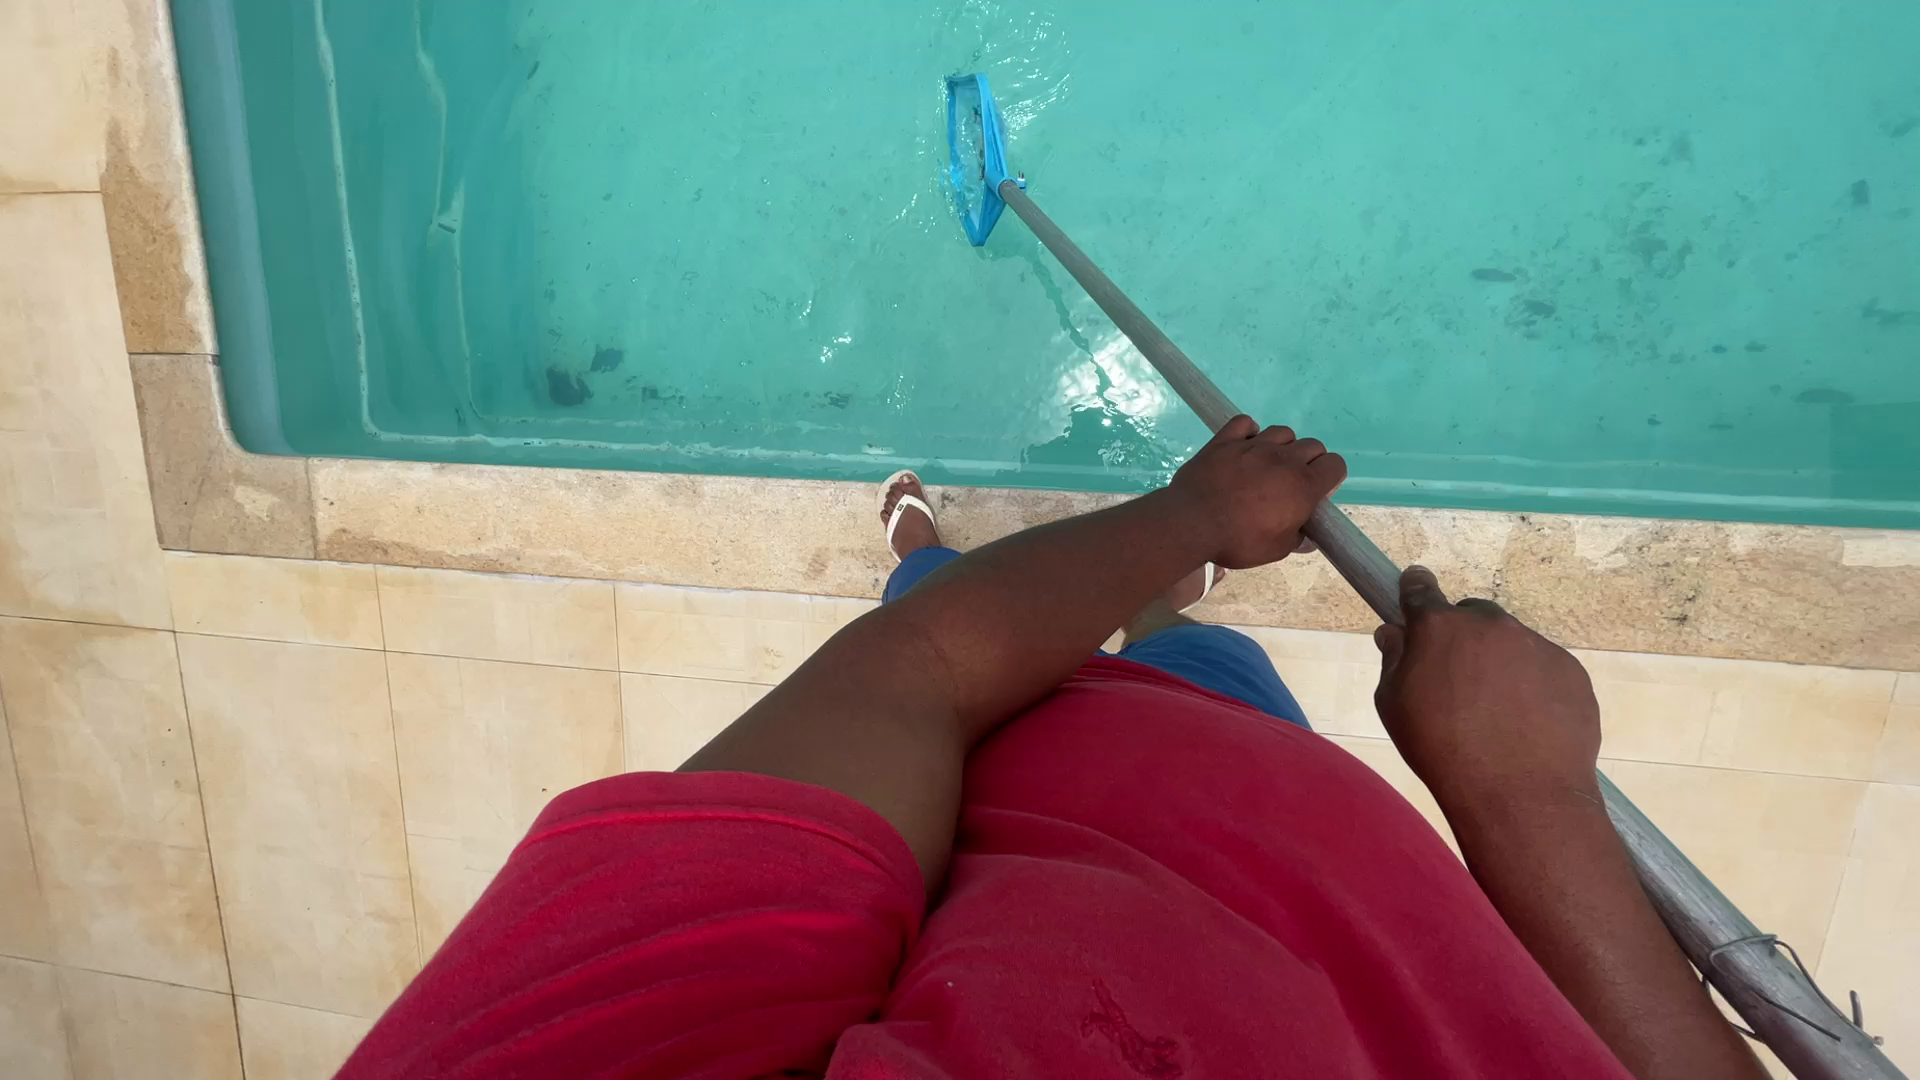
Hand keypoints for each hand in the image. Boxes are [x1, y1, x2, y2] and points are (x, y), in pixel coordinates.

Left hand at [1169, 415, 1345, 568]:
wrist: (1191, 524)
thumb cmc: (1238, 540)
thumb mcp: (1275, 549)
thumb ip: (1295, 539)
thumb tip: (1306, 538)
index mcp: (1303, 485)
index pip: (1335, 465)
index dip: (1328, 477)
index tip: (1313, 492)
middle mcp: (1283, 459)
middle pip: (1312, 445)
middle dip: (1307, 461)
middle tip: (1288, 482)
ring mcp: (1253, 446)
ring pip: (1281, 432)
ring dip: (1280, 446)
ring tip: (1264, 465)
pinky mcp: (1224, 441)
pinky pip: (1243, 422)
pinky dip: (1247, 431)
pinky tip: (1242, 445)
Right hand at [1372, 566, 1600, 813]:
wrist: (1518, 792)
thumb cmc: (1438, 745)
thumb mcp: (1392, 703)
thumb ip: (1393, 660)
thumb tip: (1396, 634)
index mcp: (1439, 627)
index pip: (1421, 588)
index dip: (1414, 587)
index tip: (1412, 587)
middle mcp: (1490, 625)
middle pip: (1471, 614)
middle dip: (1460, 633)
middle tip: (1454, 673)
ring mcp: (1536, 645)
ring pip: (1509, 641)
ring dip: (1497, 659)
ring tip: (1494, 706)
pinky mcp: (1572, 671)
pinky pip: (1542, 665)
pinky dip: (1530, 682)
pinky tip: (1525, 719)